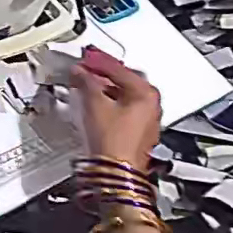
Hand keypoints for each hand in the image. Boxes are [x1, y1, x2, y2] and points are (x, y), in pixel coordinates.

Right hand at [72, 46, 161, 173]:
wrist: (116, 174)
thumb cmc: (115, 144)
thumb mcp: (95, 104)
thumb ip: (86, 82)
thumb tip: (80, 73)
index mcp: (146, 93)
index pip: (118, 69)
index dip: (97, 62)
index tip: (84, 59)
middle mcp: (152, 105)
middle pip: (124, 80)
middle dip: (103, 74)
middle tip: (86, 69)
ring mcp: (146, 120)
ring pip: (123, 94)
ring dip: (105, 88)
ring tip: (86, 85)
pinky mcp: (137, 132)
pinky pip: (123, 108)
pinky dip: (109, 102)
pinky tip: (95, 104)